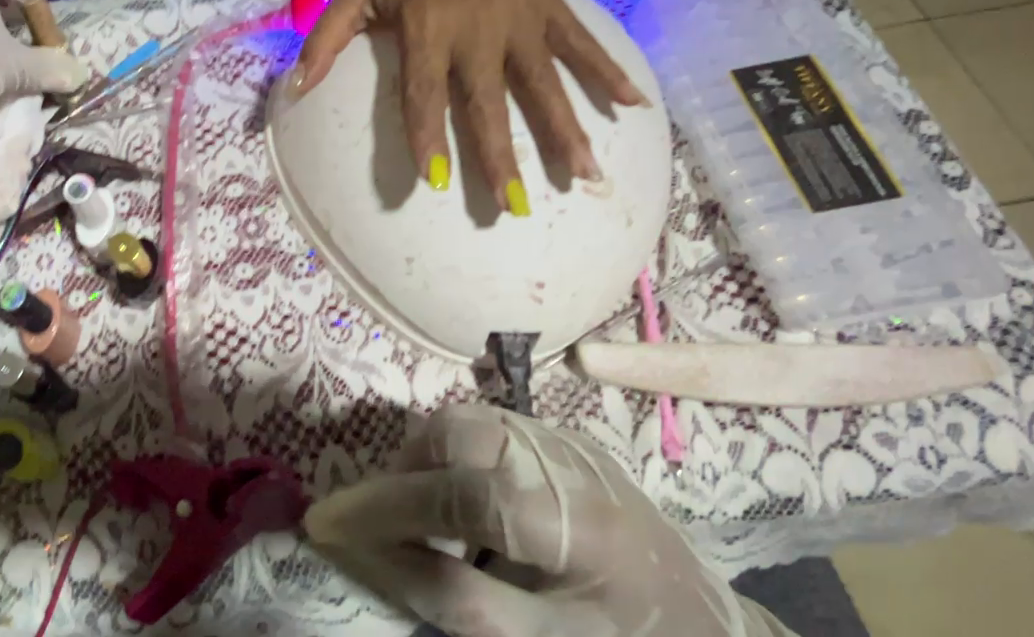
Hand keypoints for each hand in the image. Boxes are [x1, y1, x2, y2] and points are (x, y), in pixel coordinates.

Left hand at [295, 0, 644, 212]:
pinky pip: (581, 44)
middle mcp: (476, 28)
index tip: (436, 182)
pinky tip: (632, 106)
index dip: (427, 137)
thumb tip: (295, 88)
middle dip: (499, 157)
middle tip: (513, 207)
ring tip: (583, 177)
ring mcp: (519, 17)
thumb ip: (325, 40)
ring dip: (564, 131)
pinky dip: (607, 72)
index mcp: (426, 26)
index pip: (424, 93)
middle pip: (488, 103)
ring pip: (544, 83)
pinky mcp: (547, 5)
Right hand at [303, 406, 792, 636]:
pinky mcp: (570, 438)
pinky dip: (454, 452)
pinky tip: (463, 500)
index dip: (387, 511)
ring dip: (427, 456)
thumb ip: (447, 595)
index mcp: (580, 528)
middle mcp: (576, 464)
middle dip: (406, 469)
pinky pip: (490, 424)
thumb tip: (359, 550)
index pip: (464, 499)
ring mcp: (574, 442)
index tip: (325, 524)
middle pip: (462, 432)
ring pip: (469, 417)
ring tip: (426, 513)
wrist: (708, 634)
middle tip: (390, 520)